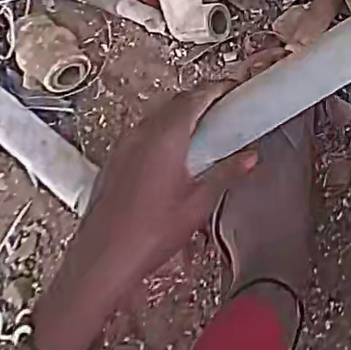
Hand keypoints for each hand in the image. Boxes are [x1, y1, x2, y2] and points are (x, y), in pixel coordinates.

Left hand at [32, 84, 256, 349]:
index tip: (233, 89)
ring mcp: (125, 145)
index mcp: (167, 136)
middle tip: (224, 111)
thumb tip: (248, 159)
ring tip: (203, 134)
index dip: (219, 88)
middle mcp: (143, 133)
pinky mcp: (115, 159)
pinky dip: (163, 132)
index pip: (197, 96)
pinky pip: (143, 132)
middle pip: (177, 101)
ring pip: (159, 115)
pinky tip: (174, 156)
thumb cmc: (147, 235)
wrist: (102, 260)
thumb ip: (227, 173)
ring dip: (182, 115)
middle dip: (203, 100)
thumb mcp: (199, 203)